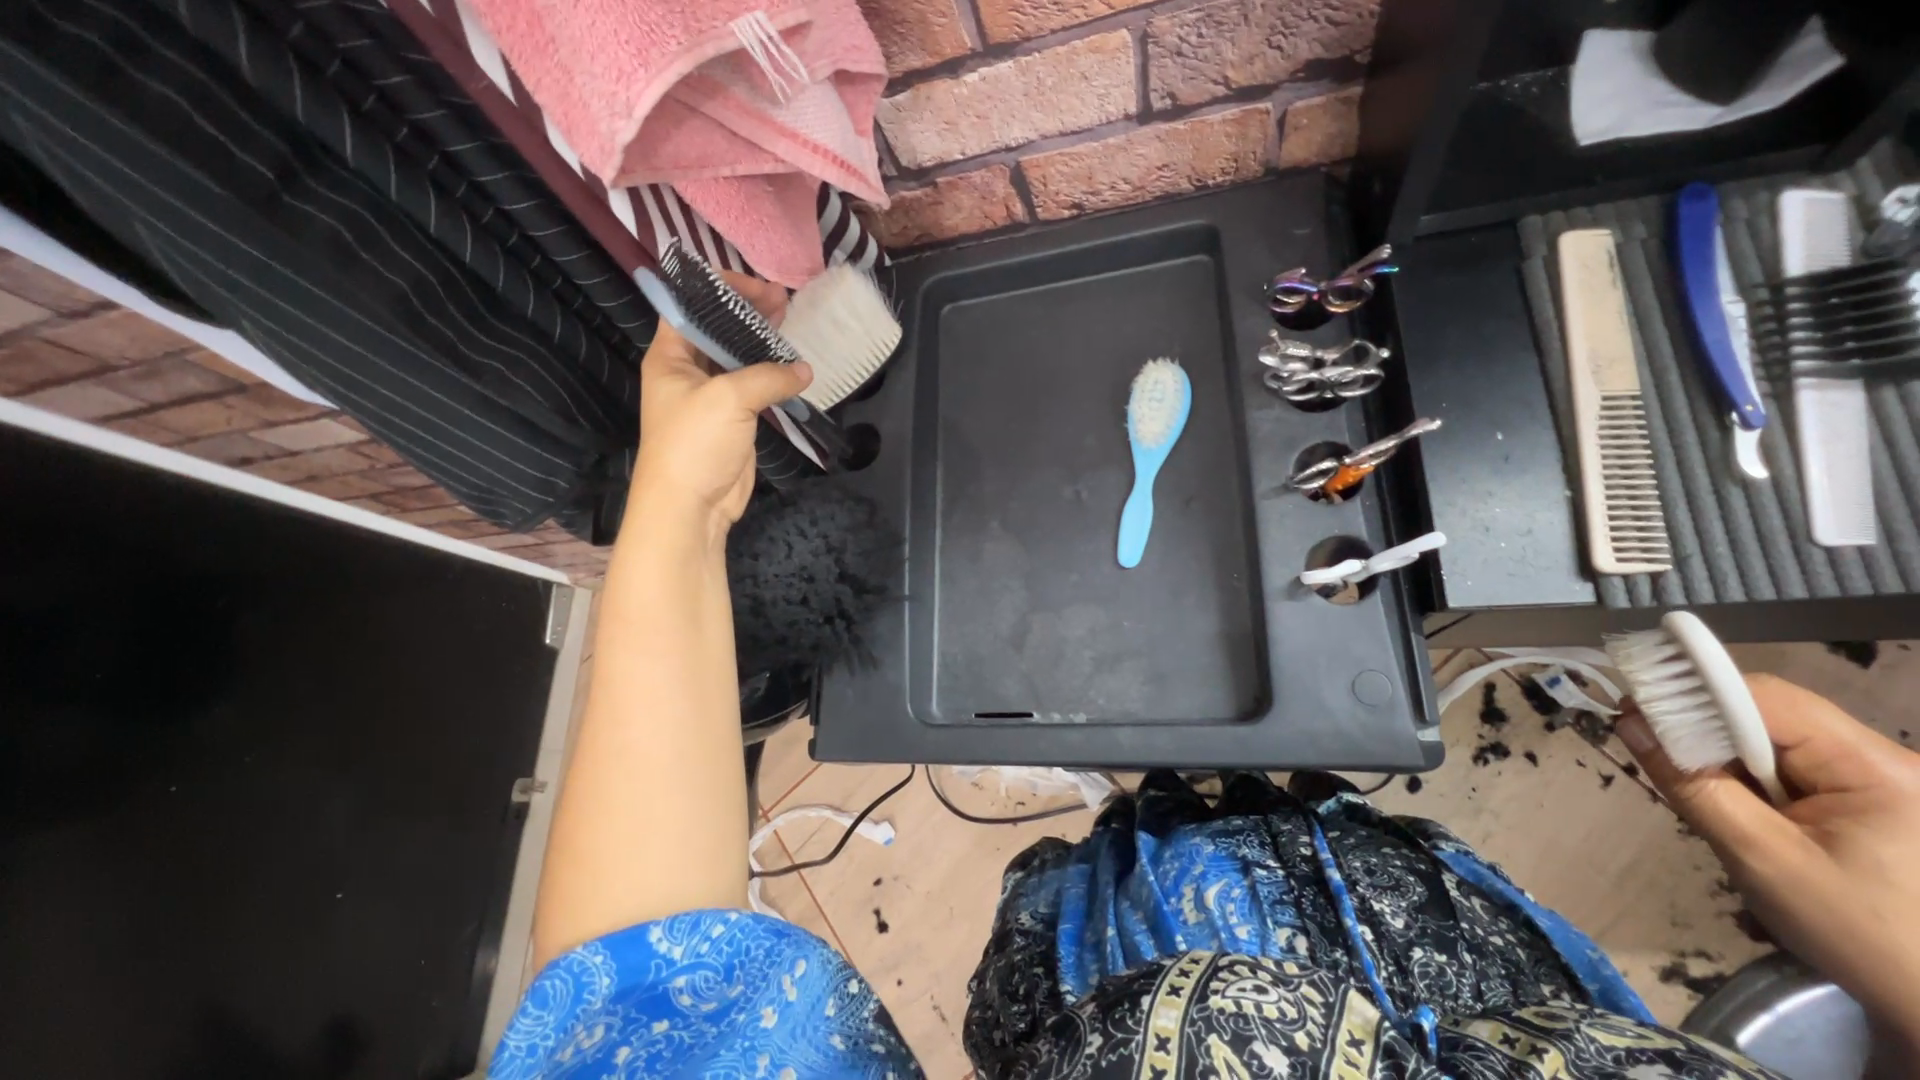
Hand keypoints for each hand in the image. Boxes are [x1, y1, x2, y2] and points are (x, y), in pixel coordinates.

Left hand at [631, 272, 810, 540]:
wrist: (691, 507)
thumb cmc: (694, 444)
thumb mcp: (729, 399)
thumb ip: (769, 376)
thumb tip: (804, 370)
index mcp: (670, 355)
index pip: (689, 305)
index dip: (720, 288)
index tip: (756, 286)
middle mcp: (688, 370)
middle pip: (718, 327)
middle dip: (749, 310)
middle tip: (782, 299)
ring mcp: (711, 395)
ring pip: (739, 355)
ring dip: (763, 339)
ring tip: (791, 319)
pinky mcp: (733, 418)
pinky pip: (755, 385)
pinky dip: (773, 372)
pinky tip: (795, 362)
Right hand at [1620, 674, 1919, 1044]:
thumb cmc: (1854, 932)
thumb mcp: (1759, 857)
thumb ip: (1693, 784)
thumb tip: (1629, 721)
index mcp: (1876, 766)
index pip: (1766, 698)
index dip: (1696, 696)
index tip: (1635, 714)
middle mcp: (1885, 758)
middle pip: (1771, 714)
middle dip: (1708, 733)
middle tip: (1663, 761)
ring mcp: (1883, 779)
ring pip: (1776, 740)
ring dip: (1727, 759)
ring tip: (1712, 801)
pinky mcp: (1874, 799)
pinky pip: (1793, 766)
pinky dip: (1752, 780)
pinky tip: (1744, 812)